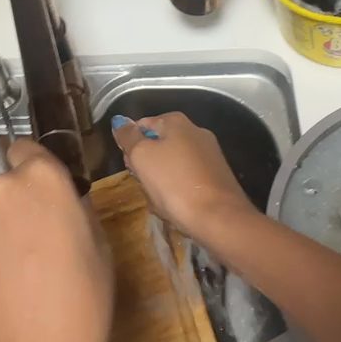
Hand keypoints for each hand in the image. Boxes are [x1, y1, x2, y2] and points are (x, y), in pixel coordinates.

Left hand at [0, 138, 111, 341]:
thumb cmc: (84, 296)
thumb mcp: (99, 243)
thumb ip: (76, 208)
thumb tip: (64, 201)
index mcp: (43, 176)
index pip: (26, 147)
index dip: (35, 165)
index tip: (46, 190)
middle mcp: (4, 186)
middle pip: (10, 182)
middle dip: (22, 201)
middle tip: (41, 237)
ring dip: (3, 226)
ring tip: (22, 266)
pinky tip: (4, 282)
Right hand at [111, 112, 256, 242]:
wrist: (219, 219)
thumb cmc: (174, 183)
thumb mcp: (141, 156)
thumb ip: (128, 136)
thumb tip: (120, 122)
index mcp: (177, 122)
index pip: (142, 125)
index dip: (130, 145)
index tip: (130, 166)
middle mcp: (196, 132)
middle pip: (158, 145)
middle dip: (146, 166)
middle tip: (143, 184)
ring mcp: (209, 156)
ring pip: (171, 166)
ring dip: (161, 182)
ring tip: (160, 201)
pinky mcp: (217, 178)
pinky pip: (187, 181)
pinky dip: (178, 192)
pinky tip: (176, 208)